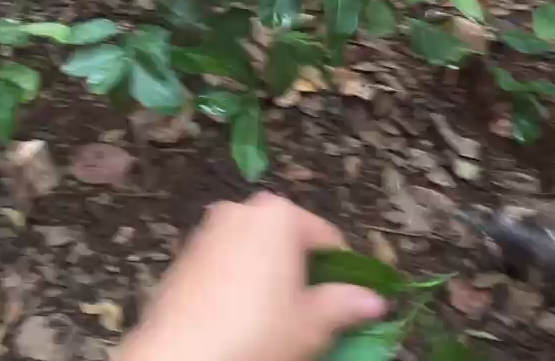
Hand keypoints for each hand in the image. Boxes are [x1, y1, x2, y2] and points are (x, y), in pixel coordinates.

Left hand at [122, 193, 387, 360]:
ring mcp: (212, 226)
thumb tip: (373, 300)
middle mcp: (244, 208)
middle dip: (303, 271)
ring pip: (256, 248)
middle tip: (312, 311)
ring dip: (271, 274)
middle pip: (288, 238)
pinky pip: (227, 258)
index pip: (327, 236)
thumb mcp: (310, 324)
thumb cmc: (254, 331)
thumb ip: (344, 304)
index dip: (342, 270)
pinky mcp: (188, 249)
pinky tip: (242, 315)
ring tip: (277, 317)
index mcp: (279, 214)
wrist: (180, 352)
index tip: (349, 300)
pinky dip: (240, 278)